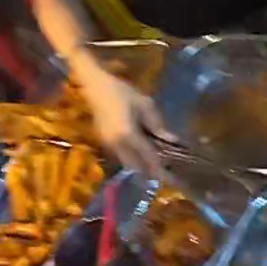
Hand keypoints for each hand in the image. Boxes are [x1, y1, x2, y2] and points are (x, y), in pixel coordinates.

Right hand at [72, 56, 165, 176]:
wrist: (94, 86)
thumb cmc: (121, 92)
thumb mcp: (144, 104)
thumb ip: (157, 124)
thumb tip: (171, 140)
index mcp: (128, 135)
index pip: (148, 158)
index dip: (161, 169)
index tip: (173, 179)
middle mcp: (117, 144)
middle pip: (136, 167)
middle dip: (151, 173)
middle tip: (166, 174)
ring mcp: (108, 144)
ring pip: (127, 164)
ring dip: (141, 167)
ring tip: (156, 165)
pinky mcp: (104, 142)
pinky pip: (121, 157)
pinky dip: (133, 160)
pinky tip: (142, 154)